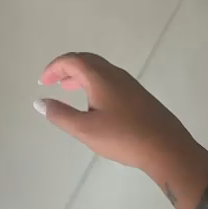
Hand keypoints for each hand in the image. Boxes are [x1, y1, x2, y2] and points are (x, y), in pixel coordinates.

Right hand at [36, 52, 203, 178]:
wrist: (167, 147)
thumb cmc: (124, 137)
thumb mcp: (86, 130)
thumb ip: (60, 115)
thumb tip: (40, 102)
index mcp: (100, 77)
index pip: (72, 60)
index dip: (54, 68)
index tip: (43, 82)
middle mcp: (115, 74)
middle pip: (86, 60)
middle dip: (66, 68)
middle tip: (53, 82)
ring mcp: (129, 84)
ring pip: (99, 70)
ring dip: (80, 75)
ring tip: (69, 89)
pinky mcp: (138, 95)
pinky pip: (109, 79)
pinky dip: (94, 83)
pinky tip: (94, 103)